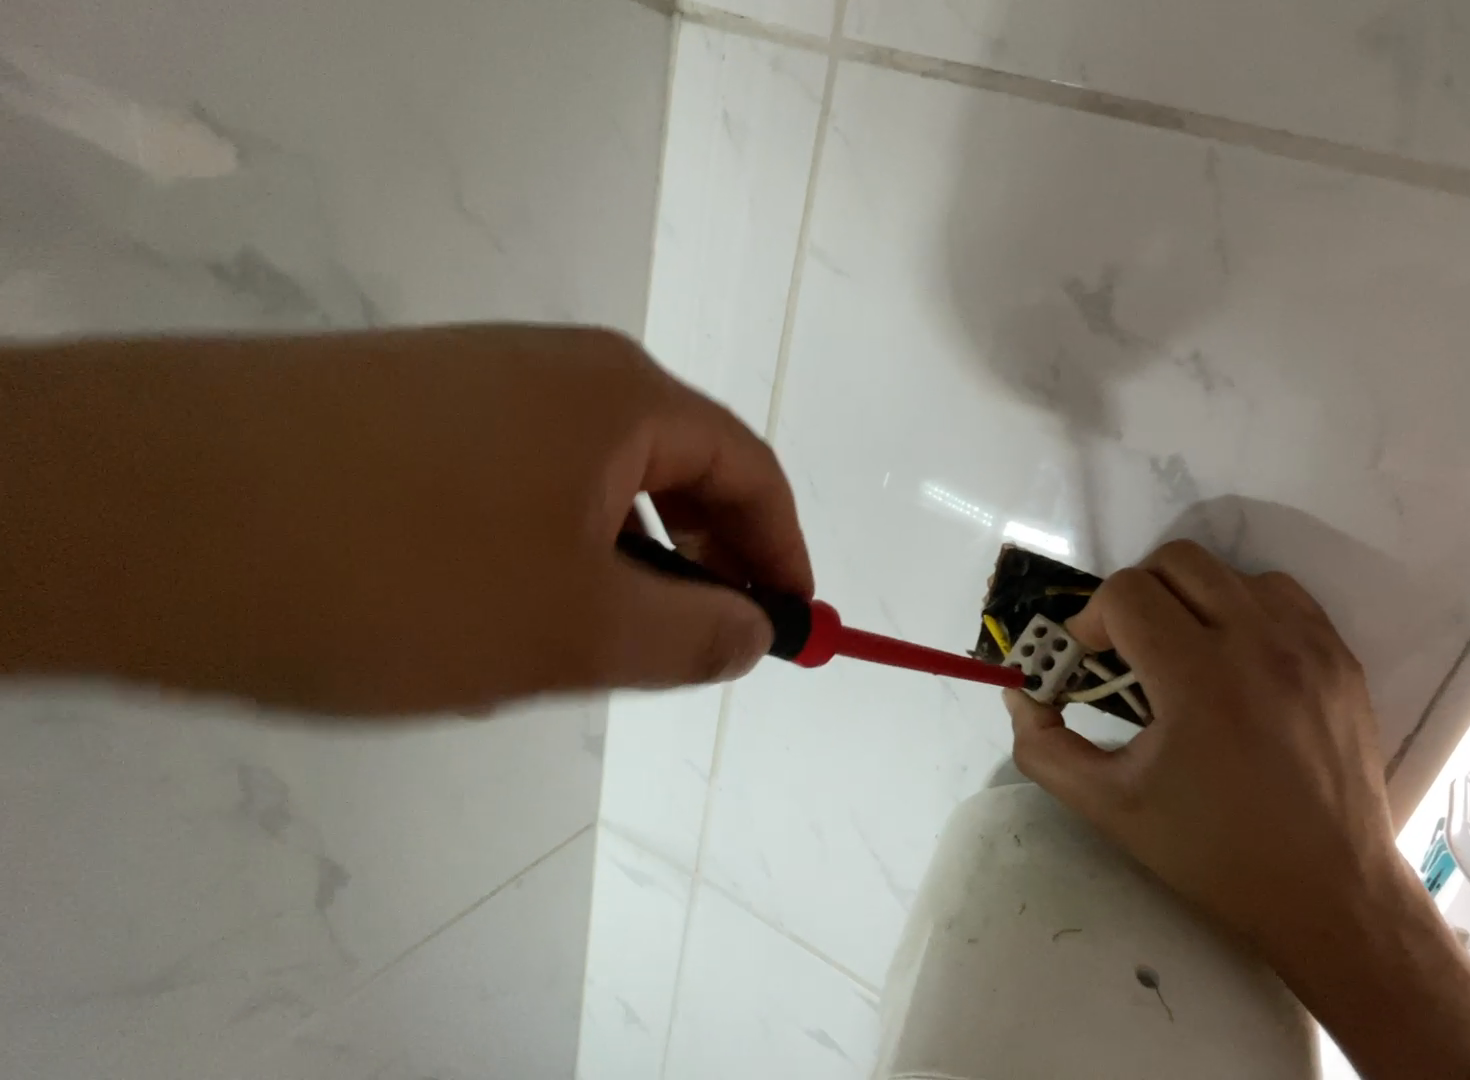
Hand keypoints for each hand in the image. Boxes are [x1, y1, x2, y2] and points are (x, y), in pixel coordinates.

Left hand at [0, 325, 809, 714]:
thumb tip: (756, 634)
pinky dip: (547, 543)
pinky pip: (520, 477)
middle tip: (695, 640)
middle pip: (679, 465)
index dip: (783, 552)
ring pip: (596, 478)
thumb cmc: (389, 573)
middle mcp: (560, 366)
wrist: (98, 510)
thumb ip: (691, 638)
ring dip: (621, 557)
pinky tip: (492, 600)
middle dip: (705, 557)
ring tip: (586, 635)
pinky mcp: (401, 406)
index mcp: (624, 396)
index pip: (751, 469)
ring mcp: (475, 378)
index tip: (788, 626)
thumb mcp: (573, 631)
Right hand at [1003, 540, 1398, 973]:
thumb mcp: (1109, 806)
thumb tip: (1021, 692)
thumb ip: (1044, 745)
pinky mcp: (1340, 656)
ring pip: (1229, 571)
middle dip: (1136, 595)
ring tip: (1185, 653)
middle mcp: (1258, 644)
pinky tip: (1236, 660)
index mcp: (1198, 680)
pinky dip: (1243, 609)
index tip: (1090, 662)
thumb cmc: (1213, 853)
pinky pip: (1279, 595)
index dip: (1091, 620)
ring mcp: (1308, 645)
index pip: (1126, 593)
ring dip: (1190, 599)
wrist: (1331, 895)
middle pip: (1176, 561)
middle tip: (1130, 648)